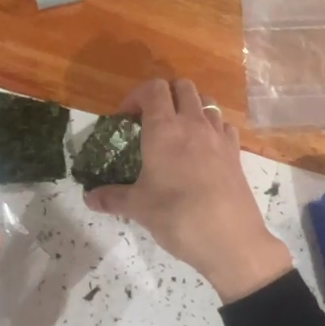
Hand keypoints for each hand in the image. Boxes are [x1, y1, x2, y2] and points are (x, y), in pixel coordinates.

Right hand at [84, 78, 292, 302]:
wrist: (230, 239)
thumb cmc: (176, 216)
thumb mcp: (138, 208)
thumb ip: (112, 198)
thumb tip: (89, 198)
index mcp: (164, 129)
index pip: (153, 89)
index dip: (137, 95)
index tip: (126, 117)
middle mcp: (193, 123)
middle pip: (182, 86)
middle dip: (165, 95)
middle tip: (151, 118)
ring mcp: (218, 136)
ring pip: (206, 102)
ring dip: (190, 107)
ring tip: (178, 131)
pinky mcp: (236, 153)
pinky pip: (223, 126)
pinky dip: (212, 127)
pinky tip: (204, 149)